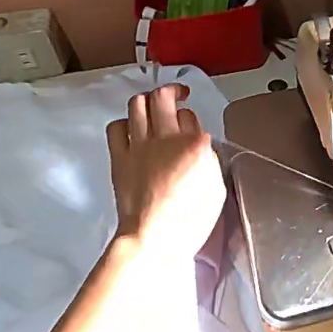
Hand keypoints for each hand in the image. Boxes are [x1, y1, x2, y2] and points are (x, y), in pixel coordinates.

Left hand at [106, 84, 226, 253]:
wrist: (152, 240)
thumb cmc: (187, 224)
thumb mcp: (216, 191)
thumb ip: (210, 162)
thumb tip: (201, 149)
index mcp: (195, 147)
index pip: (192, 116)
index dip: (191, 119)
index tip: (191, 126)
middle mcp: (166, 139)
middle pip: (163, 97)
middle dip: (170, 91)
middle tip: (175, 95)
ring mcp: (139, 146)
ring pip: (138, 104)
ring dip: (147, 101)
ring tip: (152, 107)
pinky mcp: (120, 158)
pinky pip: (116, 127)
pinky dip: (124, 123)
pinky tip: (131, 131)